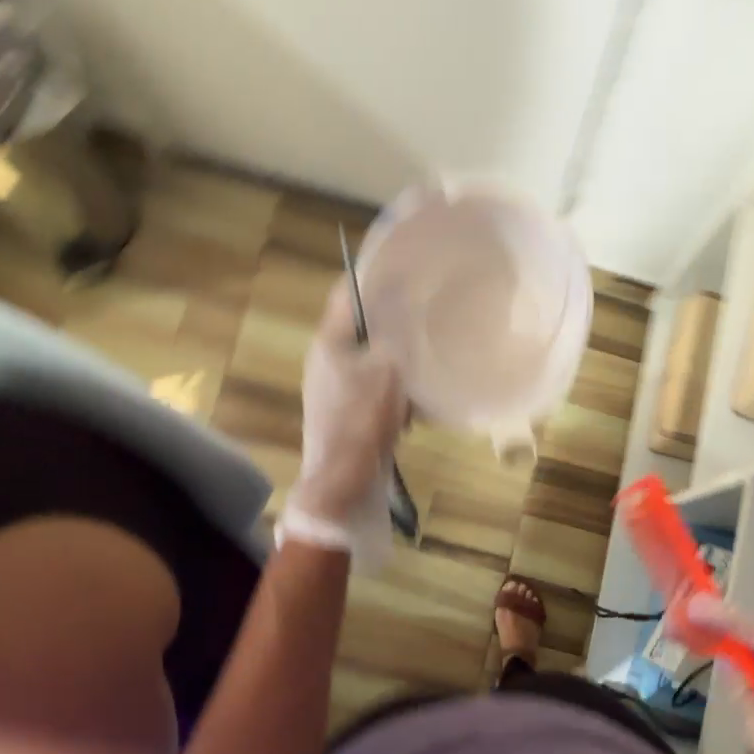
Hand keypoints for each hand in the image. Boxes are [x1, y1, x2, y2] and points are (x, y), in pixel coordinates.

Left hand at [281, 277, 408, 551]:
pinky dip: (394, 395)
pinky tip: (414, 411)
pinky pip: (374, 392)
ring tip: (426, 372)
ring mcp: (332, 390)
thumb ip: (395, 336)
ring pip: (372, 362)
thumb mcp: (388, 371)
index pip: (348, 291)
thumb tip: (404, 311)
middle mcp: (325, 360)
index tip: (408, 268)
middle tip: (428, 320)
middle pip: (363, 328)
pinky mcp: (343, 415)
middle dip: (395, 326)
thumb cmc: (362, 421)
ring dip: (399, 367)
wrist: (342, 484)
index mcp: (329, 341)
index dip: (375, 274)